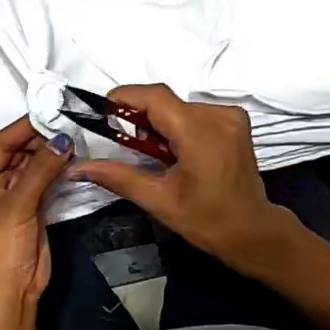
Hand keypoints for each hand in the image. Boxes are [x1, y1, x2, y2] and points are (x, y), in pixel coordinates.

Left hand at [0, 116, 73, 309]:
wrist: (12, 290)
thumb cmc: (1, 247)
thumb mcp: (18, 205)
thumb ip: (40, 169)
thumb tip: (62, 138)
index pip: (0, 143)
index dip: (24, 127)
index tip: (50, 110)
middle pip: (18, 152)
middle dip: (42, 139)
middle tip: (70, 122)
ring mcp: (14, 195)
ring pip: (34, 165)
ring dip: (52, 154)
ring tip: (77, 135)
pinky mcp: (33, 207)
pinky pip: (45, 181)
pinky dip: (58, 171)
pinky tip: (74, 157)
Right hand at [71, 84, 292, 267]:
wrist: (252, 231)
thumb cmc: (206, 220)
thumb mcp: (158, 200)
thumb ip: (117, 176)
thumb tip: (77, 167)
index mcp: (200, 132)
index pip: (155, 97)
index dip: (125, 98)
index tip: (101, 112)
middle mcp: (218, 115)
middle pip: (165, 102)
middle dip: (139, 119)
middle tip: (124, 146)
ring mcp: (230, 116)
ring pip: (178, 107)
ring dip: (158, 125)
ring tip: (153, 156)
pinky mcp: (234, 122)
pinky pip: (194, 113)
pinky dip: (176, 127)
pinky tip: (173, 153)